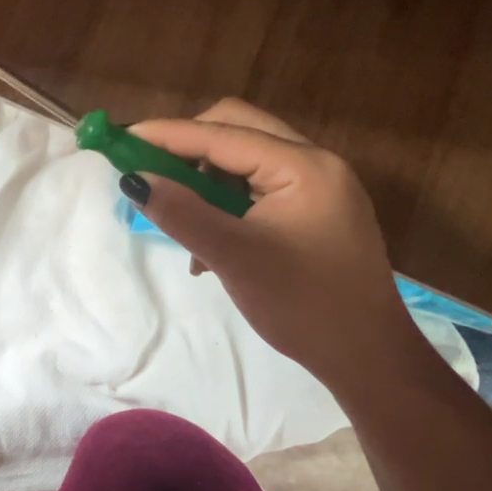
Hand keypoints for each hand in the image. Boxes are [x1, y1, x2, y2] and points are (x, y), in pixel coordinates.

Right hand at [125, 99, 426, 394]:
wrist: (371, 362)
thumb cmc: (305, 307)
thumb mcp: (233, 258)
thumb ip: (181, 212)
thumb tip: (133, 179)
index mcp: (304, 166)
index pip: (222, 133)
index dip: (167, 135)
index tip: (121, 140)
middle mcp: (316, 162)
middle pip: (236, 128)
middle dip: (189, 149)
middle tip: (152, 173)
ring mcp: (320, 184)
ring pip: (244, 156)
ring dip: (207, 179)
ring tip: (187, 222)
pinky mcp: (317, 207)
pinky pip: (259, 182)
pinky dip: (228, 199)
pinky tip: (214, 240)